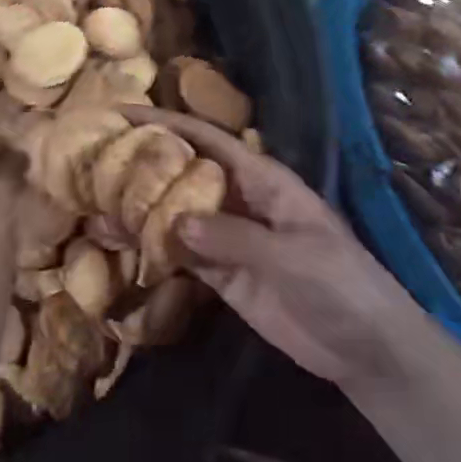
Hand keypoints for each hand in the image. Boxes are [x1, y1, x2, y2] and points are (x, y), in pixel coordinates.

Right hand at [120, 107, 427, 389]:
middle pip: (185, 172)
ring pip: (177, 213)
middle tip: (94, 156)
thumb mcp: (293, 255)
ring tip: (94, 200)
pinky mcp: (222, 275)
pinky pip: (182, 254)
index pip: (208, 140)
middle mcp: (240, 200)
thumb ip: (233, 237)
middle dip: (144, 161)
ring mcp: (229, 238)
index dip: (166, 123)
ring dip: (141, 207)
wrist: (366, 349)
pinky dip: (153, 248)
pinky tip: (120, 243)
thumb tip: (173, 223)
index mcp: (263, 180)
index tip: (122, 113)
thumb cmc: (341, 284)